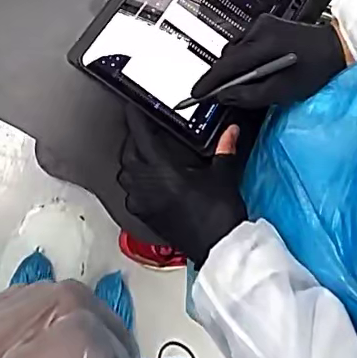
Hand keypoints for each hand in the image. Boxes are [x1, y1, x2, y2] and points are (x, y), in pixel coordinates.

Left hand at [118, 106, 246, 264]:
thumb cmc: (219, 214)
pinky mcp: (145, 217)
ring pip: (126, 174)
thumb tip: (230, 131)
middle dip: (133, 139)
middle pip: (128, 154)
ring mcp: (144, 203)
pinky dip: (135, 182)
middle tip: (144, 129)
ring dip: (131, 160)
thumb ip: (224, 148)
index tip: (133, 109)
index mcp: (163, 171)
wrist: (218, 248)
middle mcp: (147, 186)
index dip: (135, 120)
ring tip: (144, 152)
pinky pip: (130, 193)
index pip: (141, 137)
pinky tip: (148, 180)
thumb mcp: (222, 175)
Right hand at [188, 12, 347, 108]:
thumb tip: (225, 97)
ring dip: (235, 67)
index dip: (209, 81)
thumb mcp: (284, 90)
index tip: (196, 93)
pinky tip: (254, 70)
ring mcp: (263, 24)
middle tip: (220, 94)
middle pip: (228, 56)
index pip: (227, 65)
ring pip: (235, 49)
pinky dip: (244, 58)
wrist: (337, 46)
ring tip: (242, 84)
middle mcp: (260, 29)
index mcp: (265, 43)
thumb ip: (251, 95)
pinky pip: (245, 43)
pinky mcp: (266, 24)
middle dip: (223, 76)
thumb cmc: (317, 68)